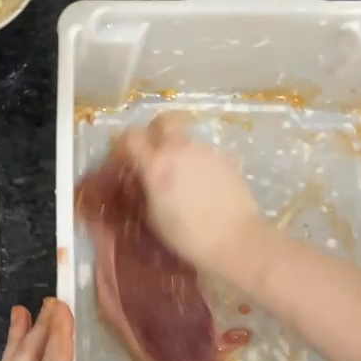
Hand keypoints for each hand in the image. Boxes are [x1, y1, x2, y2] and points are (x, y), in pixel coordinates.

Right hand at [117, 111, 263, 273]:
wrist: (236, 239)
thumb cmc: (187, 235)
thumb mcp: (152, 217)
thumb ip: (142, 192)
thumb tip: (138, 182)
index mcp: (156, 164)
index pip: (131, 135)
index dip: (125, 142)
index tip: (125, 156)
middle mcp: (180, 149)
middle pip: (163, 122)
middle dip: (155, 132)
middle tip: (154, 153)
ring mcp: (206, 151)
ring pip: (186, 138)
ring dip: (178, 150)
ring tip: (181, 176)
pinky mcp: (226, 159)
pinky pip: (205, 153)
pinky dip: (198, 162)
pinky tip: (202, 184)